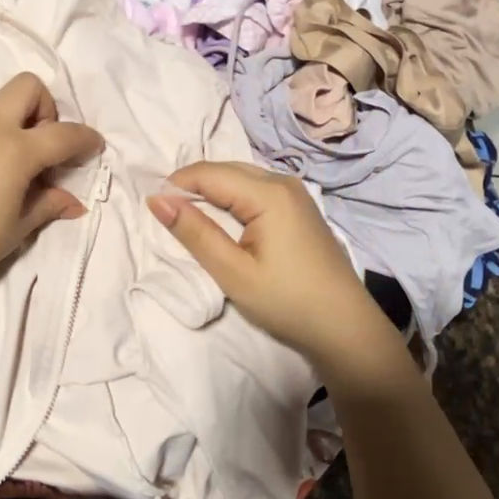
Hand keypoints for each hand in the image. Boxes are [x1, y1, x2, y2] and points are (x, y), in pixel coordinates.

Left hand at [0, 73, 103, 300]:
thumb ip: (47, 205)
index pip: (63, 133)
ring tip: (1, 169)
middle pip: (28, 87)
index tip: (94, 145)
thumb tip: (73, 201)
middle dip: (45, 108)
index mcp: (15, 149)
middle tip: (39, 147)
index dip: (85, 138)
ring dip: (10, 125)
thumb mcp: (15, 230)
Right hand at [147, 161, 386, 360]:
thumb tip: (158, 199)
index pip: (209, 173)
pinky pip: (256, 188)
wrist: (346, 329)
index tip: (152, 206)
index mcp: (268, 193)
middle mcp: (283, 182)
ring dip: (212, 191)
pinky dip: (232, 198)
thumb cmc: (288, 302)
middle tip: (167, 213)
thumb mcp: (233, 272)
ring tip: (190, 217)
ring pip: (240, 177)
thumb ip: (195, 232)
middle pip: (225, 170)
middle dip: (193, 185)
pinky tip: (223, 221)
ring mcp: (295, 193)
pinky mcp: (300, 207)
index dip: (176, 185)